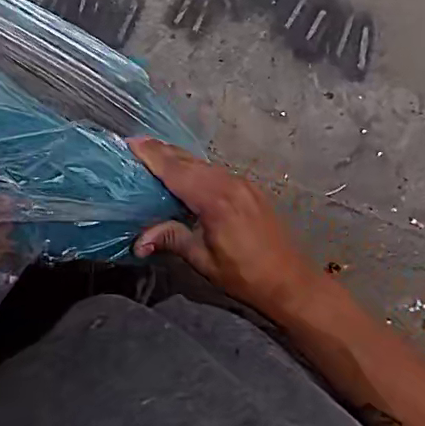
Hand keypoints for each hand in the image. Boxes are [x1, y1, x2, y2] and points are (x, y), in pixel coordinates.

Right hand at [129, 137, 321, 316]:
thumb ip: (171, 240)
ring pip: (201, 163)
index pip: (175, 170)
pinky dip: (194, 166)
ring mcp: (241, 184)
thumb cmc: (246, 276)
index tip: (131, 143)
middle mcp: (228, 184)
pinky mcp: (249, 189)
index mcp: (214, 200)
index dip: (152, 155)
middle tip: (136, 144)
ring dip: (177, 157)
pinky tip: (185, 171)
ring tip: (154, 154)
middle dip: (161, 150)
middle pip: (187, 160)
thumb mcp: (203, 260)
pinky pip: (214, 170)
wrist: (293, 283)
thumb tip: (137, 242)